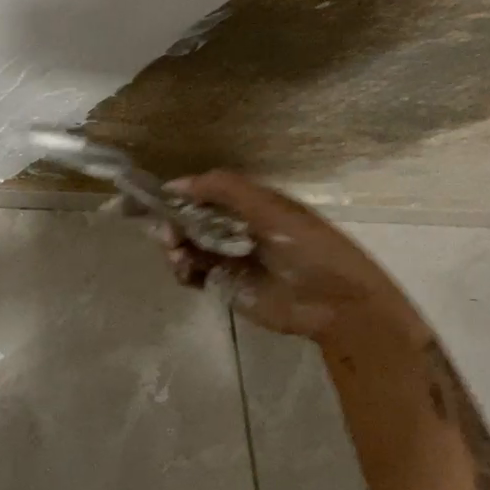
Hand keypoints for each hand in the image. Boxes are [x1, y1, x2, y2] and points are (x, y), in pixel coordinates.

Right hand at [150, 171, 406, 342]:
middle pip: (189, 219)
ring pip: (186, 245)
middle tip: (167, 234)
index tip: (154, 198)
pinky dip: (182, 271)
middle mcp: (235, 227)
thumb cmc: (308, 248)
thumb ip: (222, 188)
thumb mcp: (269, 207)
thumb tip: (173, 184)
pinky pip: (192, 273)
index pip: (204, 193)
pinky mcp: (225, 285)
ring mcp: (228, 257)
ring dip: (174, 247)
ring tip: (178, 256)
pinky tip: (187, 273)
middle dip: (172, 223)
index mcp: (250, 204)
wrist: (336, 304)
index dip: (178, 195)